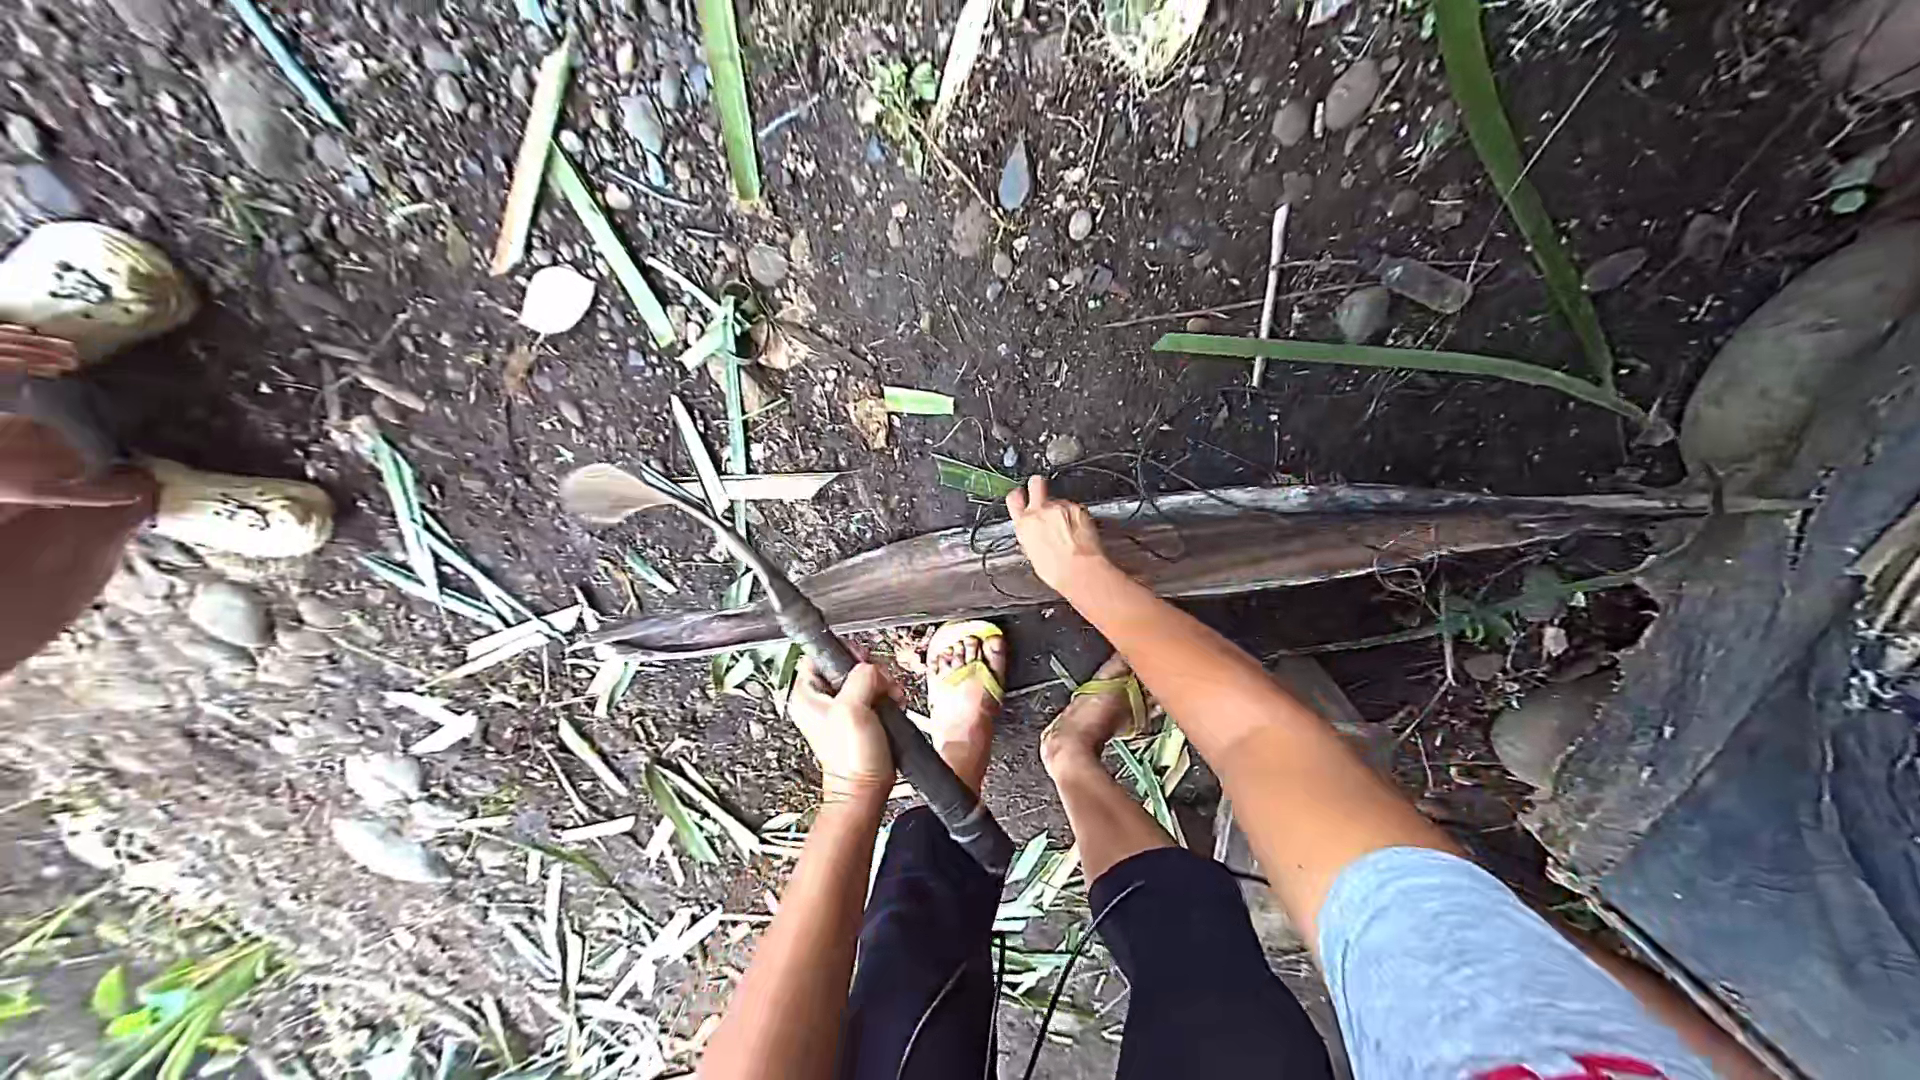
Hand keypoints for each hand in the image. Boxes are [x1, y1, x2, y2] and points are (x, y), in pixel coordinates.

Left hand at [785, 659, 898, 803]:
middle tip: (879, 684)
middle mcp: (821, 700)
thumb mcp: (852, 708)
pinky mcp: (860, 716)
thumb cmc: (850, 758)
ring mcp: (842, 708)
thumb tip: (872, 669)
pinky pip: (876, 693)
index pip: (820, 654)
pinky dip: (887, 696)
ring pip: (865, 678)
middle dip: (870, 671)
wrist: (866, 789)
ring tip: (889, 697)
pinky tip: (893, 704)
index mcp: (806, 695)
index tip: (860, 660)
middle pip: (848, 664)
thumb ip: (862, 677)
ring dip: (883, 685)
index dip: (843, 653)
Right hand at [1006, 475, 1110, 593]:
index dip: (1018, 496)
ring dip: (1060, 509)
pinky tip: (1076, 530)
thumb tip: (1032, 532)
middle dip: (1037, 486)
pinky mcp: (1079, 508)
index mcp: (1025, 523)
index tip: (1021, 497)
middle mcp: (1041, 510)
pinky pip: (1074, 507)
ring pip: (1058, 499)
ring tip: (1066, 529)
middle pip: (1036, 483)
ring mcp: (1061, 507)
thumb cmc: (1056, 570)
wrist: (1081, 570)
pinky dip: (1074, 515)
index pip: (1014, 498)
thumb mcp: (1032, 553)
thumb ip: (1030, 534)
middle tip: (1041, 494)